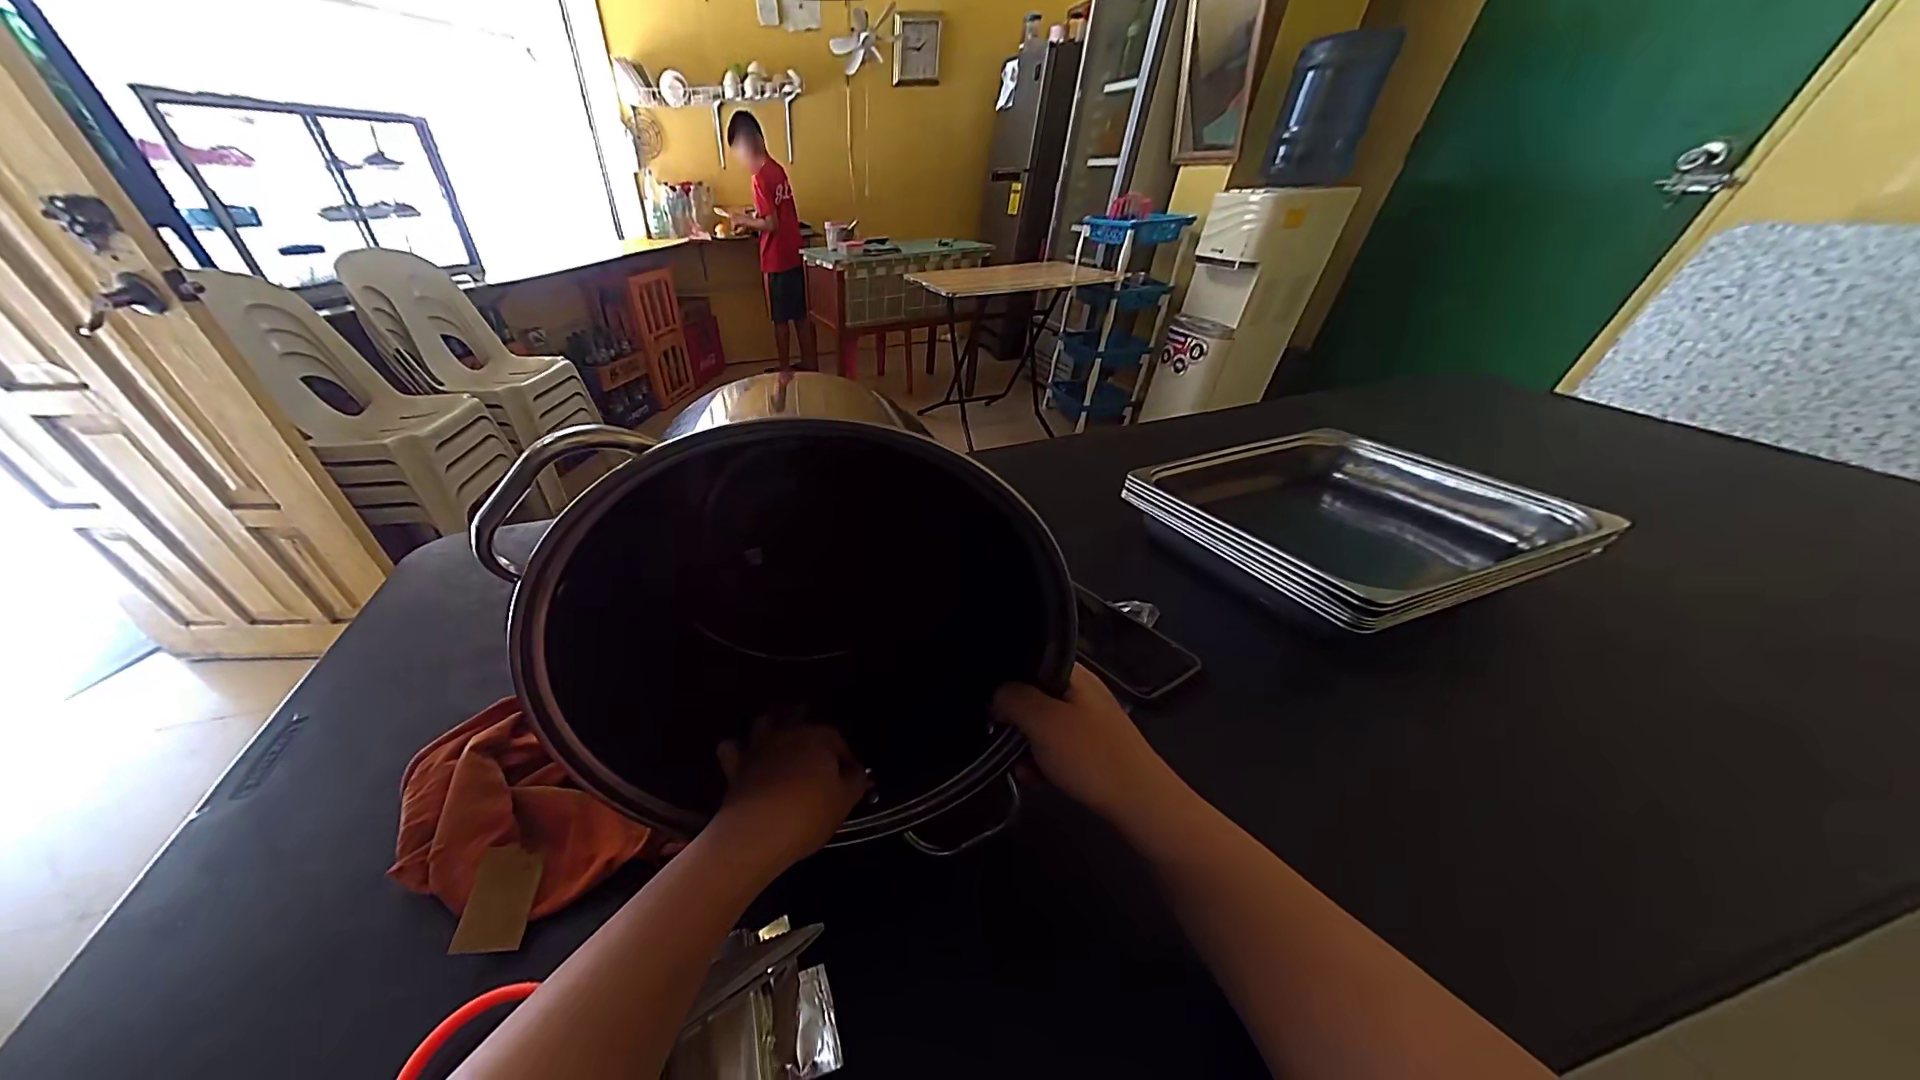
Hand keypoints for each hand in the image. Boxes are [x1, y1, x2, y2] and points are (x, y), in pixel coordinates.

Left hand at [708, 713, 869, 869]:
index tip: (851, 777)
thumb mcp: (844, 800)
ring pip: (765, 721)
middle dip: (809, 724)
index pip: (839, 740)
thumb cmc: (808, 813)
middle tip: (816, 747)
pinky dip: (738, 749)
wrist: (756, 833)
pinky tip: (744, 757)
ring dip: (773, 725)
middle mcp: (788, 732)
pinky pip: (732, 747)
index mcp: (819, 736)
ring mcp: (758, 746)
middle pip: (800, 715)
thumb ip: (855, 781)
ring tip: (781, 738)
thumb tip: (858, 773)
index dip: (847, 758)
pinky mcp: (735, 765)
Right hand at [992, 664, 1186, 829]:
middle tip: (1009, 742)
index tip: (994, 707)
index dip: (1007, 682)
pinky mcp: (1092, 748)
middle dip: (1015, 722)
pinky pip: (1056, 747)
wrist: (1141, 804)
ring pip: (1042, 725)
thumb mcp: (1042, 722)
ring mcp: (1089, 721)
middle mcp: (1083, 692)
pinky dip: (1043, 761)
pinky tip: (1038, 779)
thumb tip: (997, 695)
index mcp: (1075, 674)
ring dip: (1027, 747)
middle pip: (1033, 697)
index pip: (1030, 662)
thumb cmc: (1093, 758)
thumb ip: (1012, 699)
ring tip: (1024, 768)